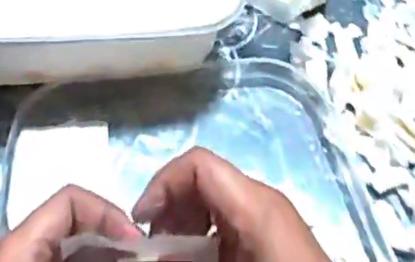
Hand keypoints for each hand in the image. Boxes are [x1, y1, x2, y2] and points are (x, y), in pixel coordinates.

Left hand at [0, 186, 140, 261]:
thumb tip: (134, 249)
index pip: (69, 197)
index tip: (136, 238)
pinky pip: (57, 260)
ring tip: (129, 261)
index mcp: (18, 238)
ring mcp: (17, 261)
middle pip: (71, 221)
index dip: (107, 210)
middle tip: (138, 254)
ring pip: (66, 244)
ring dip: (100, 252)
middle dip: (109, 234)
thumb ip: (94, 257)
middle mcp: (14, 243)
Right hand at [132, 148, 329, 261]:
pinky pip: (231, 223)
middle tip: (150, 247)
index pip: (197, 163)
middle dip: (170, 208)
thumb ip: (188, 261)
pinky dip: (206, 239)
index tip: (140, 222)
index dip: (162, 184)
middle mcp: (263, 200)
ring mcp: (272, 218)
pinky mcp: (274, 238)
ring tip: (169, 257)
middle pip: (203, 179)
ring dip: (185, 225)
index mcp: (255, 204)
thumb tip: (150, 254)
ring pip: (215, 201)